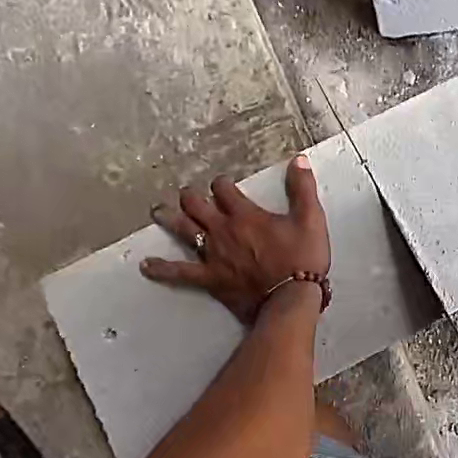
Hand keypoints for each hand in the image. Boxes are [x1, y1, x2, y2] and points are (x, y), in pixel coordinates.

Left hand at [142, 156, 329, 322]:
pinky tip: (147, 265)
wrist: (290, 298)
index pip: (224, 189)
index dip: (221, 183)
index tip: (222, 183)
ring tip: (158, 212)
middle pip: (197, 206)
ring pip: (184, 231)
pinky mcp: (210, 278)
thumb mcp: (310, 219)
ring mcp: (213, 255)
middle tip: (187, 193)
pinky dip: (162, 268)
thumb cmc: (302, 258)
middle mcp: (224, 230)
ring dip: (170, 219)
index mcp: (245, 215)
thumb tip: (298, 160)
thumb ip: (303, 188)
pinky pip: (180, 272)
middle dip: (190, 196)